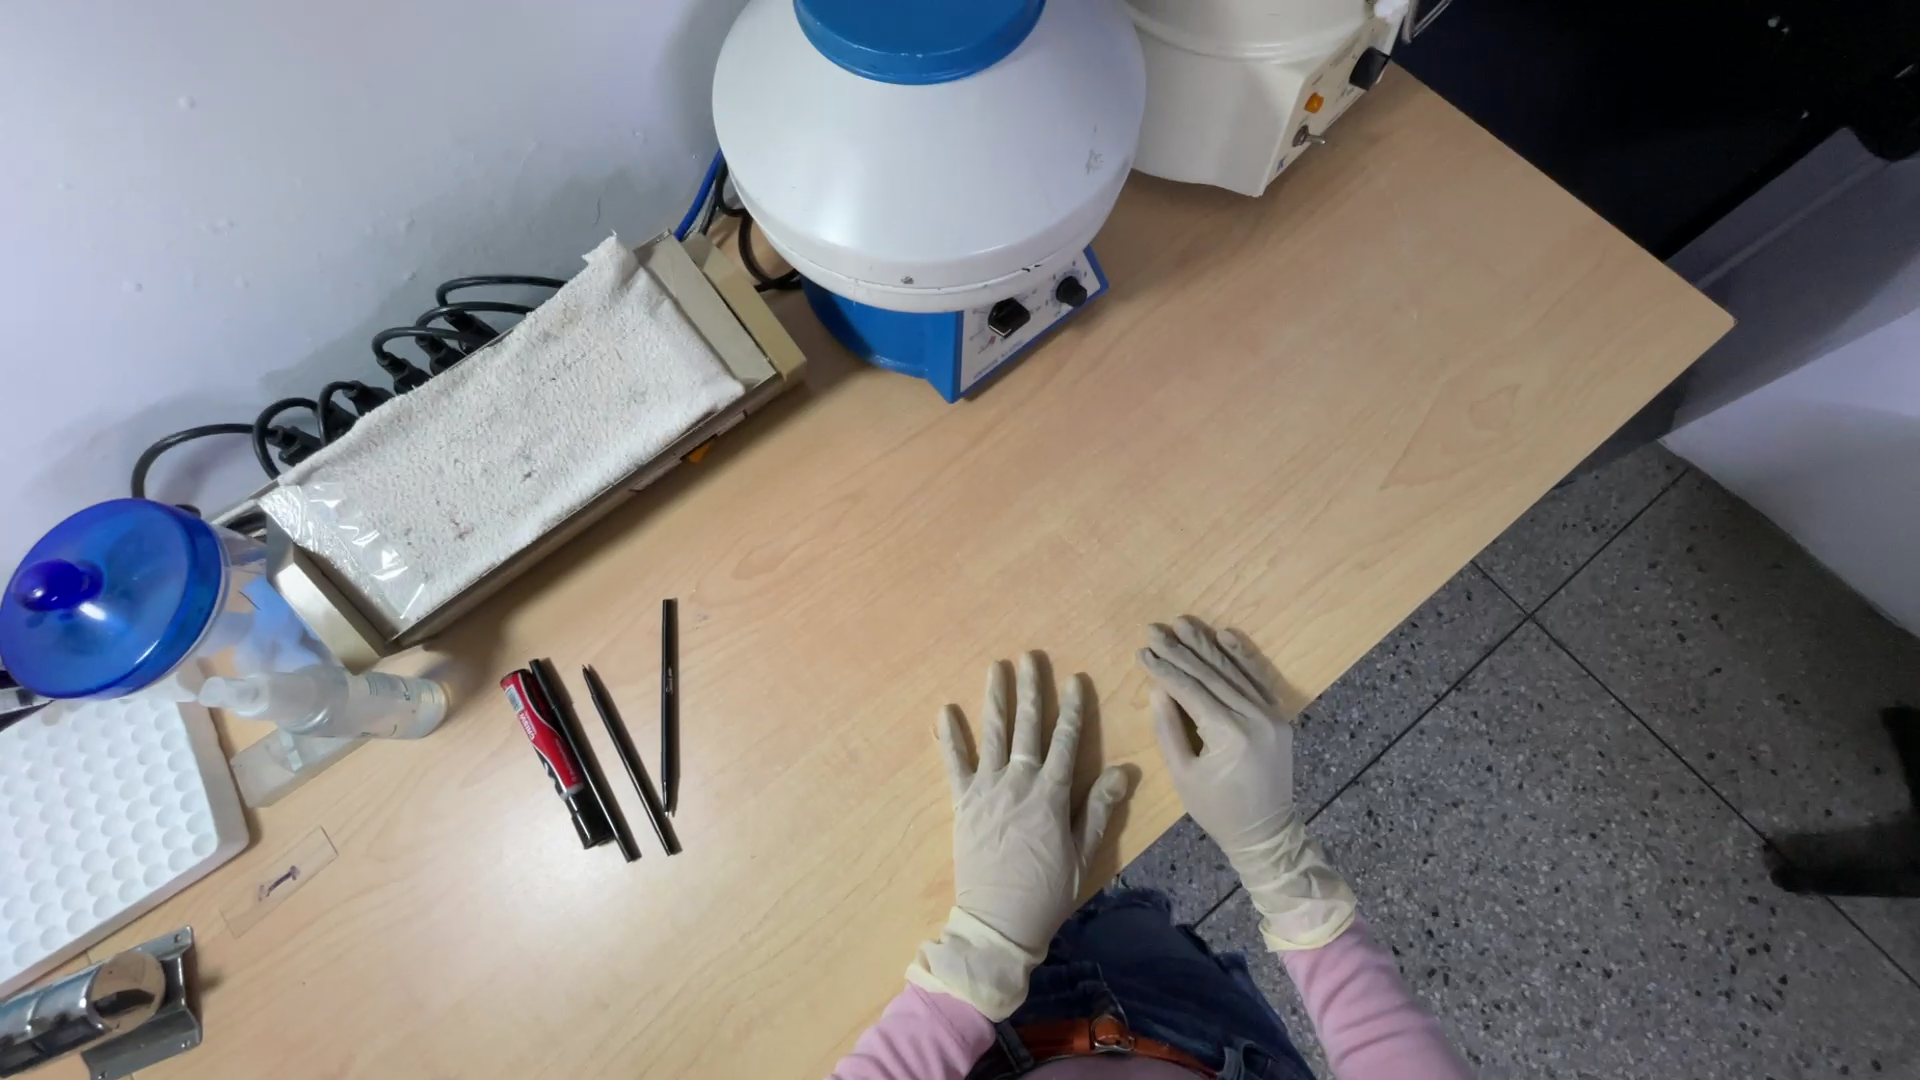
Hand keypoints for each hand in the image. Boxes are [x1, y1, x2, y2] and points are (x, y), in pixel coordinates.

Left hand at [906, 653, 1129, 1019]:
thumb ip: (1099, 809)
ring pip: (992, 735)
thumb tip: (1125, 770)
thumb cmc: (1047, 891)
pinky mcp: (963, 801)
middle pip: (1027, 727)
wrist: (998, 923)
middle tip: (1031, 657)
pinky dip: (950, 737)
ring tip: (996, 668)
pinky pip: (954, 763)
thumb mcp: (1083, 855)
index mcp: (1050, 795)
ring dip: (995, 699)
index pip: (1066, 741)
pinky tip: (945, 711)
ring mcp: (987, 789)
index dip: (1072, 709)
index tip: (1075, 679)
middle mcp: (1018, 782)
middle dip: (1031, 689)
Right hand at [1139, 616, 1355, 950]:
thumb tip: (1157, 687)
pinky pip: (1258, 679)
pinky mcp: (1279, 716)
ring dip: (1206, 645)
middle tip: (1155, 628)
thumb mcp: (1182, 774)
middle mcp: (1254, 717)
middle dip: (1180, 650)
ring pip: (1233, 671)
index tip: (1142, 651)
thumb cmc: (1217, 809)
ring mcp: (1271, 715)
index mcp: (1229, 734)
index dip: (1164, 669)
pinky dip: (1241, 656)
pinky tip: (1224, 634)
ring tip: (1182, 623)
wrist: (1267, 833)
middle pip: (1210, 674)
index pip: (1190, 690)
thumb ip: (1168, 728)